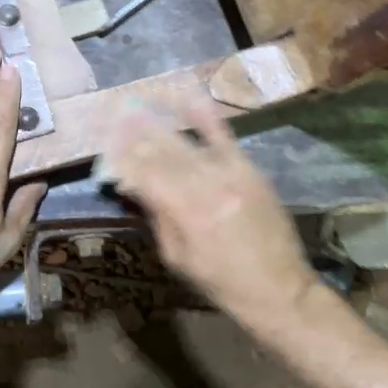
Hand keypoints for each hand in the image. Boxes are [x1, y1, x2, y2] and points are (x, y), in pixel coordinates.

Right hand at [105, 96, 319, 323]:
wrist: (280, 291)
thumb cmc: (221, 283)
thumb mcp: (178, 259)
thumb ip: (157, 217)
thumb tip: (135, 185)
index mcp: (186, 214)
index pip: (145, 175)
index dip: (124, 160)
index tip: (106, 147)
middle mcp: (207, 187)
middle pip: (163, 154)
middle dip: (135, 135)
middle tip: (114, 118)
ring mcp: (231, 174)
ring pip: (187, 144)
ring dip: (159, 125)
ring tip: (138, 108)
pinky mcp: (249, 170)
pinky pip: (225, 138)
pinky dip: (206, 117)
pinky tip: (189, 96)